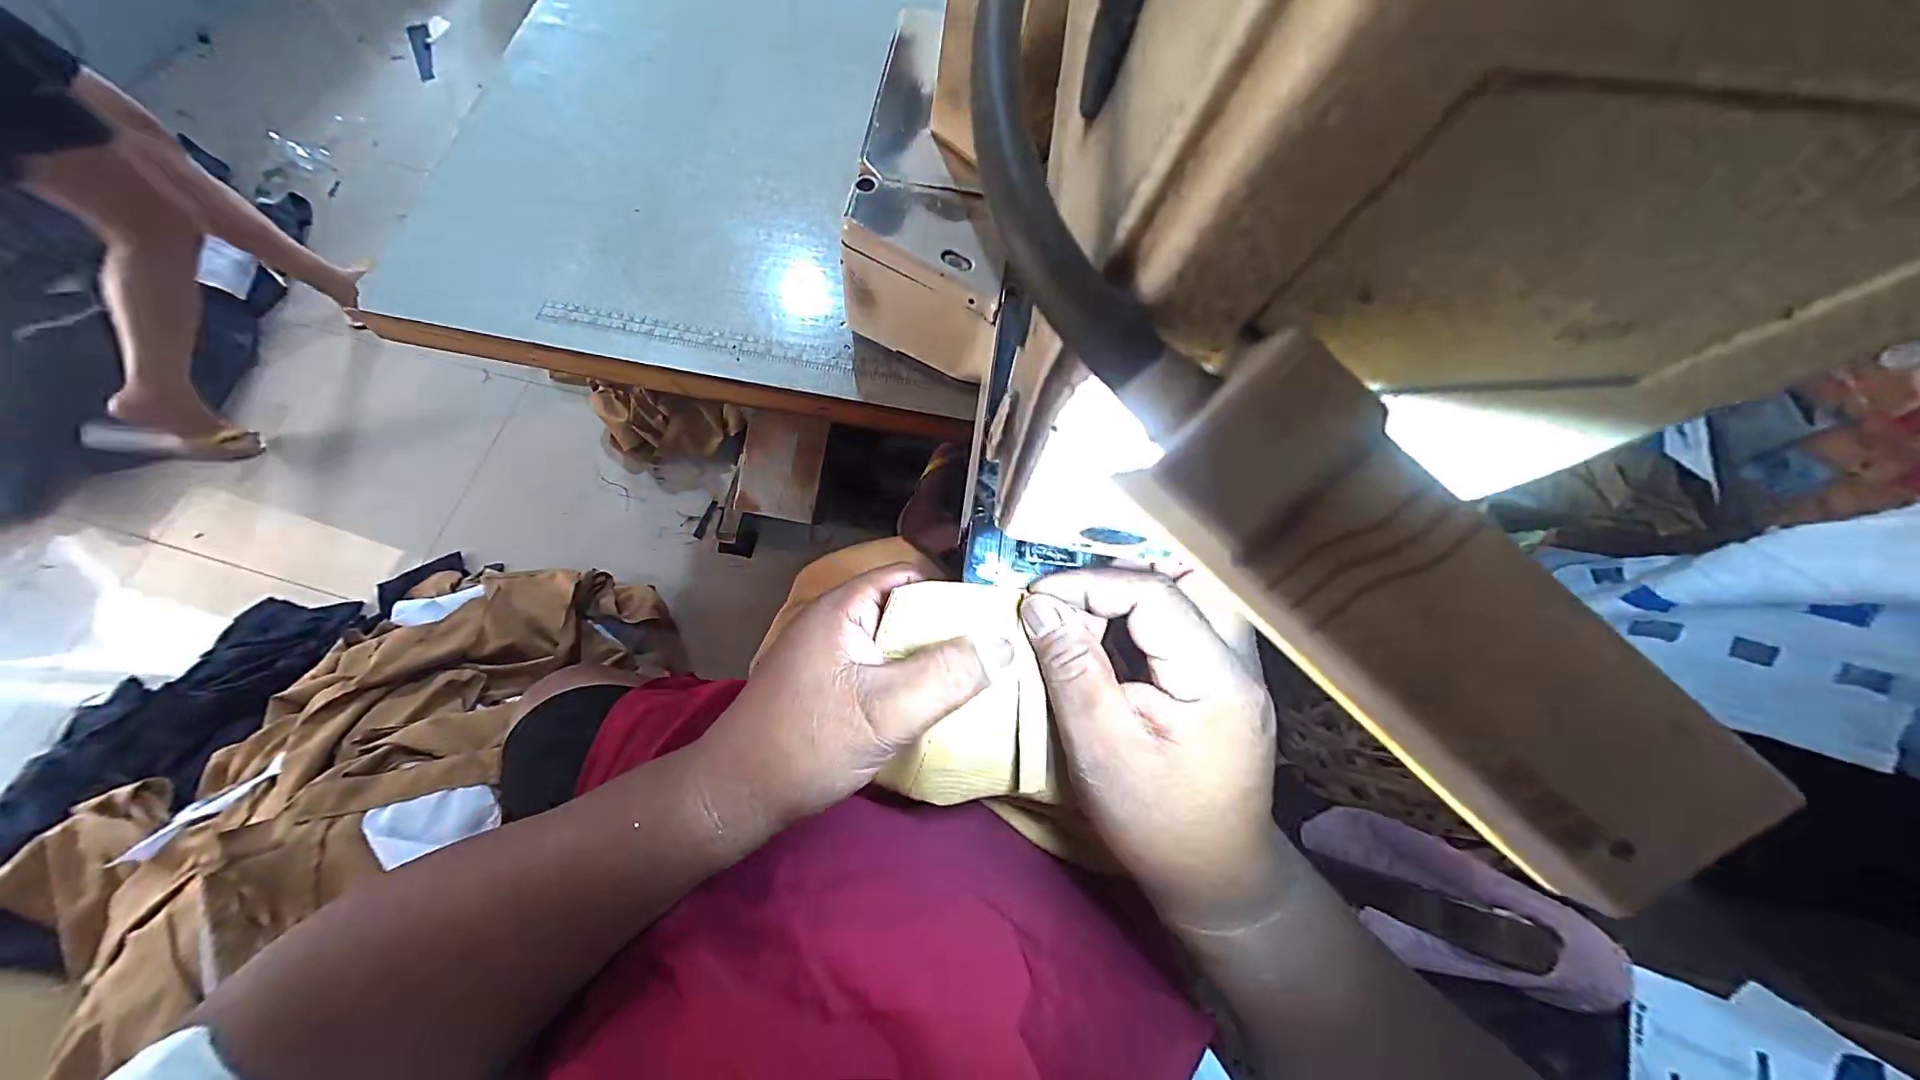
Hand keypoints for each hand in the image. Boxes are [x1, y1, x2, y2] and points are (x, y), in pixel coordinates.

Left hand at [702, 562, 1010, 828]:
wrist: (738, 797)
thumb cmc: (808, 745)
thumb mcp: (886, 710)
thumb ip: (947, 675)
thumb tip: (1003, 644)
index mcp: (844, 607)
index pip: (911, 575)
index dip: (953, 591)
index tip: (993, 619)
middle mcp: (836, 620)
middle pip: (906, 608)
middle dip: (948, 629)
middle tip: (993, 654)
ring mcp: (830, 652)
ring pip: (895, 642)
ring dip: (929, 658)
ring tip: (974, 678)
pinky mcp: (829, 682)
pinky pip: (881, 667)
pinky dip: (908, 678)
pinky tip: (933, 702)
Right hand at [1020, 569, 1281, 928]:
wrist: (1218, 879)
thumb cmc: (1157, 827)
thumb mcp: (1102, 753)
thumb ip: (1072, 672)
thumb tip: (1040, 607)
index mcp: (1218, 680)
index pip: (1154, 593)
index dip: (1089, 585)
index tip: (1036, 600)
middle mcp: (1238, 662)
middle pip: (1183, 579)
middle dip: (1116, 576)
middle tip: (1062, 597)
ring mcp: (1236, 669)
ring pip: (1186, 595)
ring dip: (1129, 592)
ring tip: (1078, 613)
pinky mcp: (1222, 679)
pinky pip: (1182, 622)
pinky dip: (1139, 616)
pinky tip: (1105, 635)